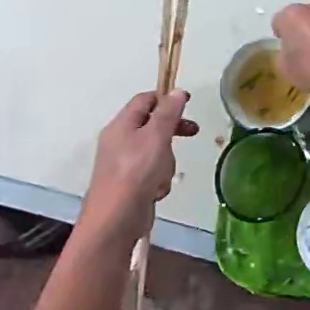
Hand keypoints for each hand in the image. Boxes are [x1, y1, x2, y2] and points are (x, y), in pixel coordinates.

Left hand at [79, 90, 197, 243]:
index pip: (144, 100)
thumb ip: (168, 113)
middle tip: (193, 132)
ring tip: (164, 172)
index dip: (166, 97)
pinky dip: (158, 178)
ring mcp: (123, 163)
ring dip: (166, 160)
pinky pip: (151, 172)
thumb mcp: (156, 136)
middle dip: (172, 130)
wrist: (116, 218)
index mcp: (121, 125)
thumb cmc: (136, 171)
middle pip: (151, 125)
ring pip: (155, 150)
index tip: (188, 102)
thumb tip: (177, 91)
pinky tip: (157, 189)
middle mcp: (119, 141)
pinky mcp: (129, 183)